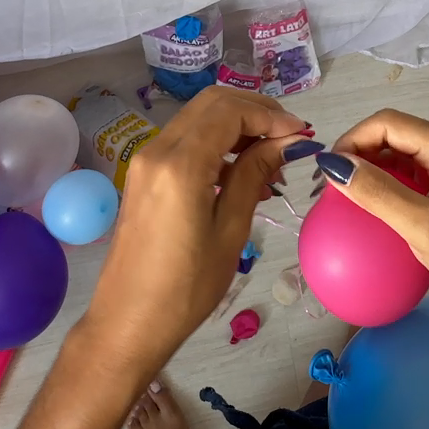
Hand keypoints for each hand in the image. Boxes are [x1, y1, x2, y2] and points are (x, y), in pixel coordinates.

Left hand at [81, 86, 310, 365]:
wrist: (126, 326)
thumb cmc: (185, 289)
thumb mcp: (230, 231)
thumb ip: (254, 174)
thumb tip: (287, 141)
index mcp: (181, 165)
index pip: (231, 112)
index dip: (271, 116)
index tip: (301, 135)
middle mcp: (158, 150)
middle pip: (213, 102)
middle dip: (255, 111)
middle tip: (288, 137)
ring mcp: (146, 159)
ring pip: (199, 116)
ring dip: (237, 124)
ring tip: (271, 159)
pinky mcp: (144, 173)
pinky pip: (186, 138)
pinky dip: (217, 140)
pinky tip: (241, 172)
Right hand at [320, 108, 428, 313]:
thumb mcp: (421, 226)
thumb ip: (378, 193)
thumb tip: (334, 165)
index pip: (388, 122)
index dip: (353, 138)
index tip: (328, 170)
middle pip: (390, 131)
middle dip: (356, 150)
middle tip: (329, 183)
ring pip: (395, 150)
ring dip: (366, 165)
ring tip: (341, 192)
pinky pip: (404, 170)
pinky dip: (381, 181)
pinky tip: (366, 204)